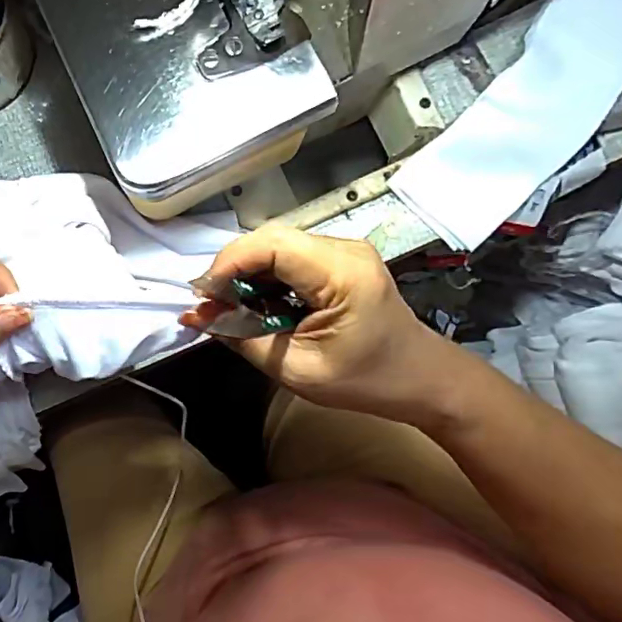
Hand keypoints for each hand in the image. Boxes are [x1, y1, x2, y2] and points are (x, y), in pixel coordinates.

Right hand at [185, 225, 470, 429]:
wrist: (422, 379)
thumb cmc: (368, 382)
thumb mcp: (298, 370)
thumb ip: (244, 339)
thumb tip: (199, 318)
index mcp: (342, 273)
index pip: (271, 245)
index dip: (229, 264)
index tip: (203, 296)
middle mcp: (343, 249)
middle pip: (271, 240)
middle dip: (232, 268)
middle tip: (208, 304)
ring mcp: (343, 251)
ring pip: (277, 246)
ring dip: (246, 273)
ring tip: (225, 307)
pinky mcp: (339, 261)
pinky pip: (291, 258)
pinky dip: (264, 278)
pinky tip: (253, 303)